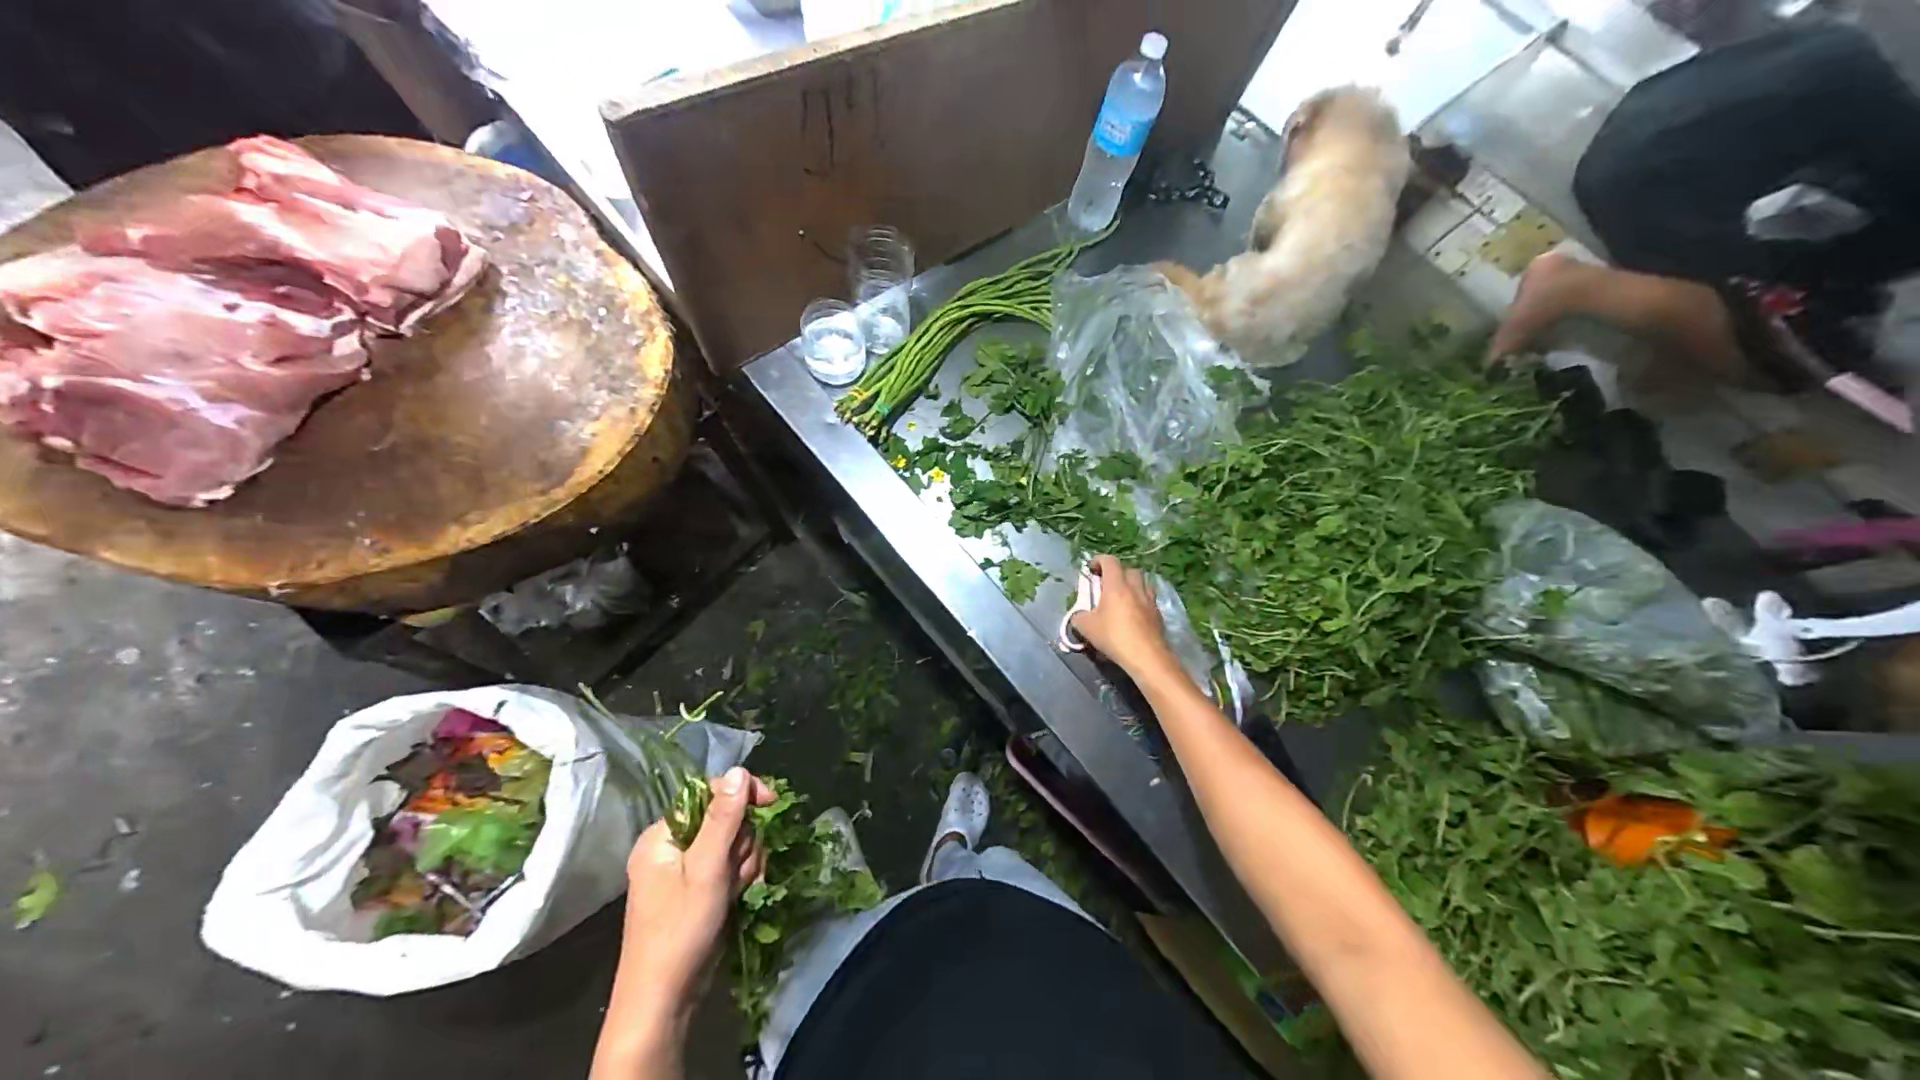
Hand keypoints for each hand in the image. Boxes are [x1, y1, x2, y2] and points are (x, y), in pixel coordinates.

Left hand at [618, 767, 774, 1019]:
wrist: (663, 1000)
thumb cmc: (679, 930)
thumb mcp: (706, 869)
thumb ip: (723, 818)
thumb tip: (738, 771)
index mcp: (662, 835)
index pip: (709, 792)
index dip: (742, 794)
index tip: (772, 803)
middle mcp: (671, 847)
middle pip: (726, 819)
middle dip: (743, 842)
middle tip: (738, 871)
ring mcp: (685, 871)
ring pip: (733, 844)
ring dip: (744, 863)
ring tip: (737, 890)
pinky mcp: (699, 890)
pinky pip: (730, 868)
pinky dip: (741, 879)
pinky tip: (739, 897)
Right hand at [1070, 555, 1181, 682]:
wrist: (1146, 657)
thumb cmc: (1114, 637)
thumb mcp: (1086, 628)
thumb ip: (1079, 617)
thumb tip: (1079, 616)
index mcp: (1117, 585)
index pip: (1110, 561)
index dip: (1099, 561)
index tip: (1091, 569)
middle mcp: (1136, 588)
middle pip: (1129, 570)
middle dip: (1117, 573)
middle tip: (1106, 585)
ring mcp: (1150, 600)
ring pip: (1142, 583)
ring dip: (1132, 586)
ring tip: (1122, 598)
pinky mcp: (1159, 614)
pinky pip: (1149, 600)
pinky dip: (1140, 601)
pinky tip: (1133, 615)